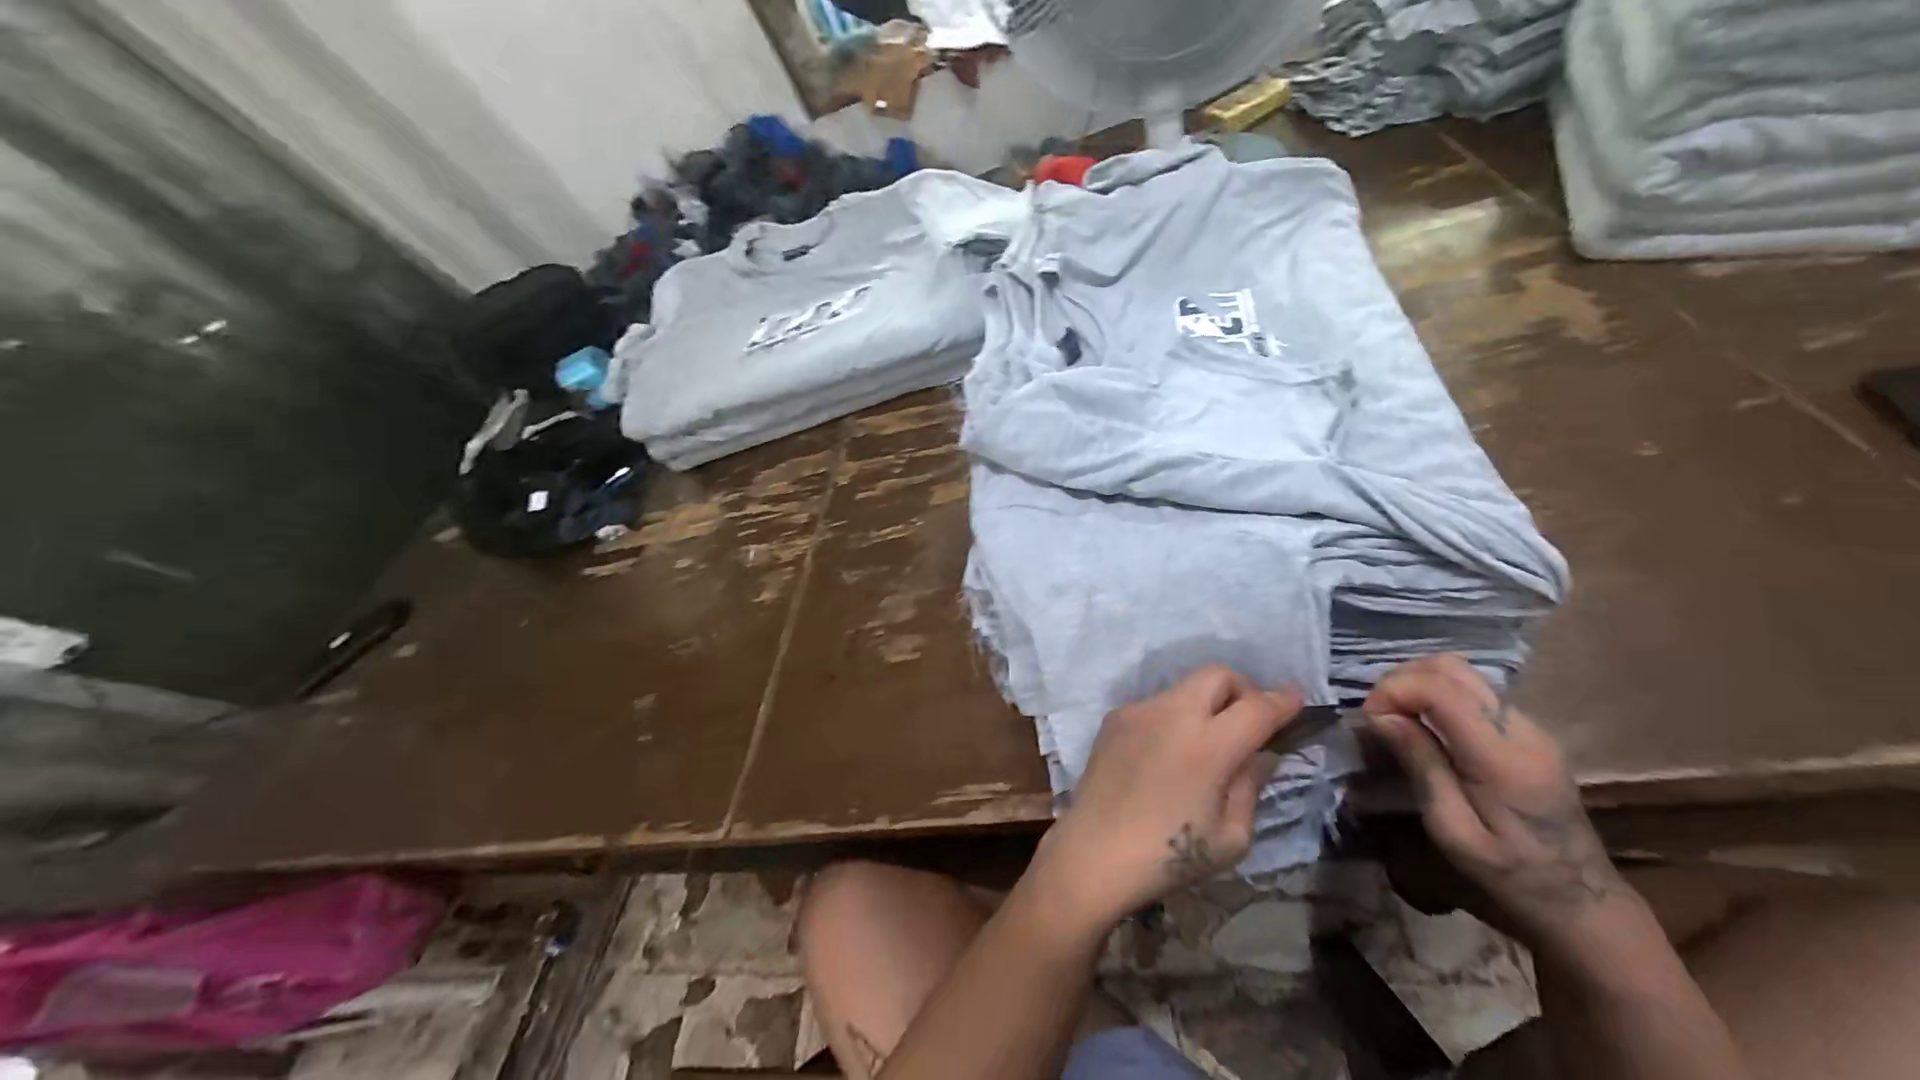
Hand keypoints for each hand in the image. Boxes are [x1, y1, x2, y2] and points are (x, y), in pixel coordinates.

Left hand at [1027, 666, 1299, 935]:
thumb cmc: (1169, 856)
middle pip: (1217, 674)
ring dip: (1205, 705)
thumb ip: (1250, 785)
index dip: (1282, 701)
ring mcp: (1139, 711)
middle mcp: (1172, 714)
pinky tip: (1168, 755)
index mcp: (1208, 746)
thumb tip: (1259, 754)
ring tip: (1204, 745)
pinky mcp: (1114, 718)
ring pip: (1184, 688)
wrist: (1094, 853)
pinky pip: (1157, 705)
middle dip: (1242, 689)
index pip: (1257, 707)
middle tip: (1248, 722)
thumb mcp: (1231, 835)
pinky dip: (1174, 718)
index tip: (1296, 699)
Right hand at [1363, 654, 1633, 962]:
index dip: (1394, 691)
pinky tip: (1422, 725)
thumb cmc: (1510, 874)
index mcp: (1503, 758)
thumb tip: (1380, 716)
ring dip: (1418, 684)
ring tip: (1395, 718)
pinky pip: (1473, 692)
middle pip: (1451, 668)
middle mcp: (1522, 729)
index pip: (1441, 690)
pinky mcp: (1527, 731)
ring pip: (1462, 673)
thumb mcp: (1452, 830)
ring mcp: (1529, 726)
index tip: (1369, 719)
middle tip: (1378, 715)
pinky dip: (1436, 695)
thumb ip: (1421, 766)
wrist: (1581, 898)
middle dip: (1402, 680)